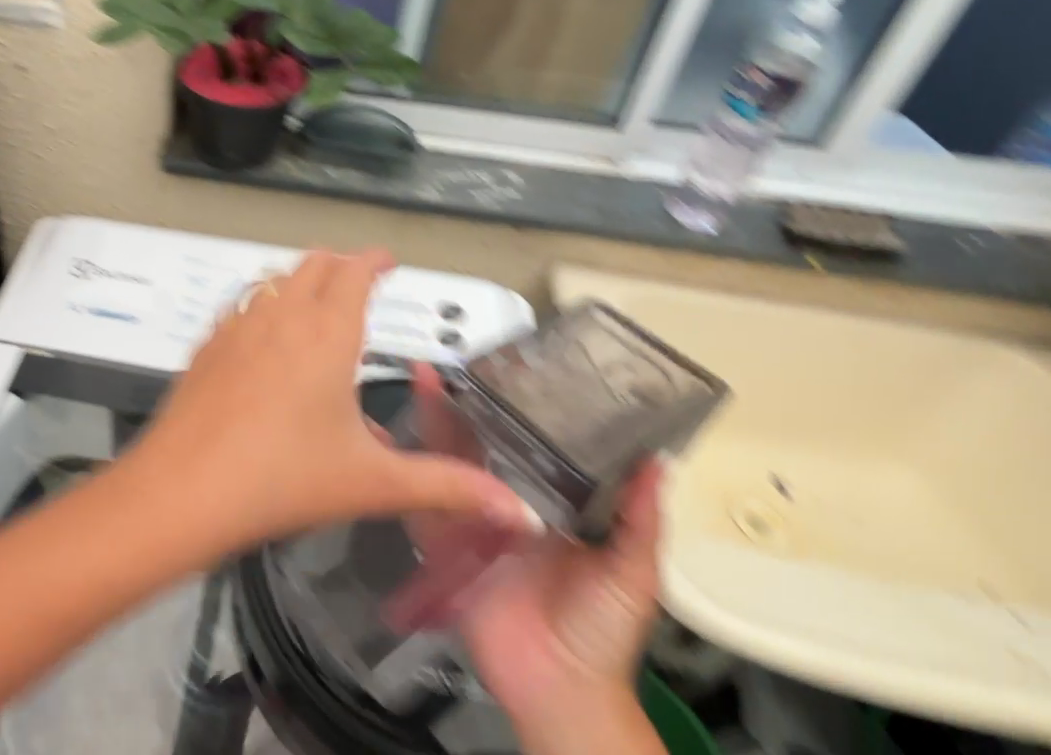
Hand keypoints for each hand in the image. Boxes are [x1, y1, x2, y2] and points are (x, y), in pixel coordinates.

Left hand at [124, 250, 534, 553]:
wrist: (181, 490)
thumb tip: (520, 513)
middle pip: (313, 264)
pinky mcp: (204, 347)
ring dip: (298, 281)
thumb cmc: (282, 478)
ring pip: (273, 280)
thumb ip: (446, 489)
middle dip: (340, 265)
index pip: (355, 271)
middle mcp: (279, 315)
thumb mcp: (372, 483)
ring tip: (314, 304)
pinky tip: (261, 338)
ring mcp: (235, 326)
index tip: (388, 261)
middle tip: (358, 279)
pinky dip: (262, 305)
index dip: (375, 260)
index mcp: (326, 332)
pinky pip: (240, 307)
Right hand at [397, 366, 665, 753]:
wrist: (557, 689)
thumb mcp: (634, 574)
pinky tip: (390, 441)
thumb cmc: (600, 631)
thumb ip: (642, 521)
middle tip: (452, 361)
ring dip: (434, 423)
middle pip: (483, 443)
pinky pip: (423, 507)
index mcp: (553, 501)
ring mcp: (473, 521)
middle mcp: (510, 502)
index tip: (507, 367)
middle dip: (466, 403)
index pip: (531, 442)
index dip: (516, 406)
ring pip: (449, 463)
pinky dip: (406, 475)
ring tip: (424, 378)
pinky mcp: (444, 547)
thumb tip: (660, 459)